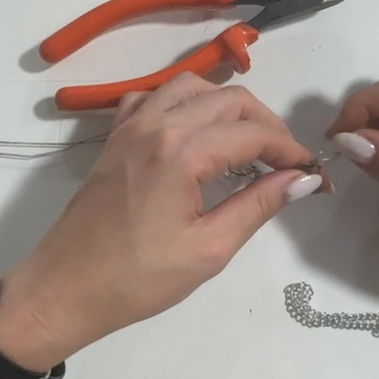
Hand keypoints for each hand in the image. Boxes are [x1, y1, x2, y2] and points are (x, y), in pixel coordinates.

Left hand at [0, 76, 323, 366]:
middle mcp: (155, 125)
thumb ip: (258, 206)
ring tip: (246, 143)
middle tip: (286, 162)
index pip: (253, 133)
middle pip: (227, 100)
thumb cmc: (137, 280)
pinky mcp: (113, 140)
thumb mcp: (208, 250)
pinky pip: (152, 99)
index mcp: (180, 152)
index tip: (312, 173)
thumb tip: (301, 179)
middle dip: (266, 125)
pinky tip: (192, 134)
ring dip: (226, 107)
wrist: (65, 290)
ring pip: (190, 87)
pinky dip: (182, 104)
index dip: (291, 150)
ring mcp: (128, 128)